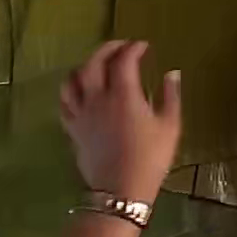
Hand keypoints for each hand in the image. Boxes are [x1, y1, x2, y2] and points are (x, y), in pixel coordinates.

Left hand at [59, 40, 180, 203]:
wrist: (121, 191)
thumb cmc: (151, 157)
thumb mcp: (170, 125)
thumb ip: (170, 96)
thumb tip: (172, 73)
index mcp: (124, 95)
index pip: (124, 61)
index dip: (134, 49)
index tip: (144, 46)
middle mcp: (98, 98)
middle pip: (94, 63)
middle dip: (108, 49)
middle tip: (122, 46)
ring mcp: (81, 113)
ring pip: (73, 79)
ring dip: (85, 65)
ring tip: (97, 63)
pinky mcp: (72, 128)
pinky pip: (65, 101)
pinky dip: (72, 88)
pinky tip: (81, 90)